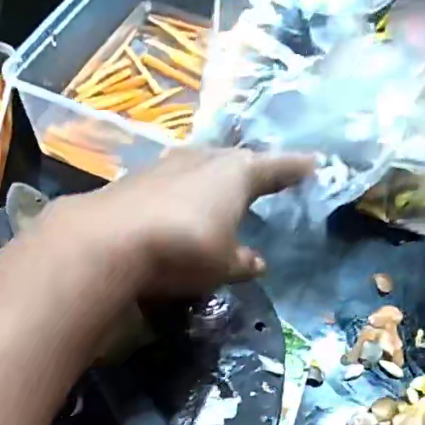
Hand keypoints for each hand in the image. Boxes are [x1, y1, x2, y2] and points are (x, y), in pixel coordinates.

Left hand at [50, 147, 313, 298]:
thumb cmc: (186, 248)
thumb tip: (257, 262)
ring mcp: (167, 166)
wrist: (110, 241)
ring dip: (213, 181)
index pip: (275, 168)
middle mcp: (203, 159)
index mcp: (236, 173)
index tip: (313, 164)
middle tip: (264, 179)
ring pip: (201, 168)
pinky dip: (186, 195)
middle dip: (250, 171)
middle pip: (235, 161)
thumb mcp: (225, 265)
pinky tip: (184, 210)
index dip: (294, 169)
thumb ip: (244, 262)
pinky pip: (175, 184)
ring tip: (223, 195)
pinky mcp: (137, 181)